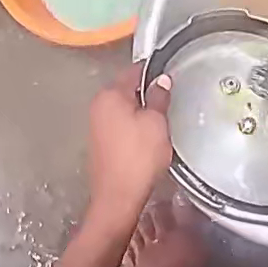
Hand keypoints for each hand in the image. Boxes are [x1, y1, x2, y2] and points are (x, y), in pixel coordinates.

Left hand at [87, 63, 172, 220]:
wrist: (119, 195)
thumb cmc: (139, 157)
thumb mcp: (156, 123)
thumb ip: (159, 98)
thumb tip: (161, 80)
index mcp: (111, 95)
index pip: (134, 71)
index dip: (154, 70)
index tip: (170, 74)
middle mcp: (99, 105)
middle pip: (126, 89)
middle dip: (147, 92)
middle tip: (170, 100)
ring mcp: (97, 124)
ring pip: (123, 107)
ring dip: (141, 110)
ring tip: (162, 119)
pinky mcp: (101, 141)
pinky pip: (120, 123)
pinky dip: (133, 124)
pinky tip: (148, 136)